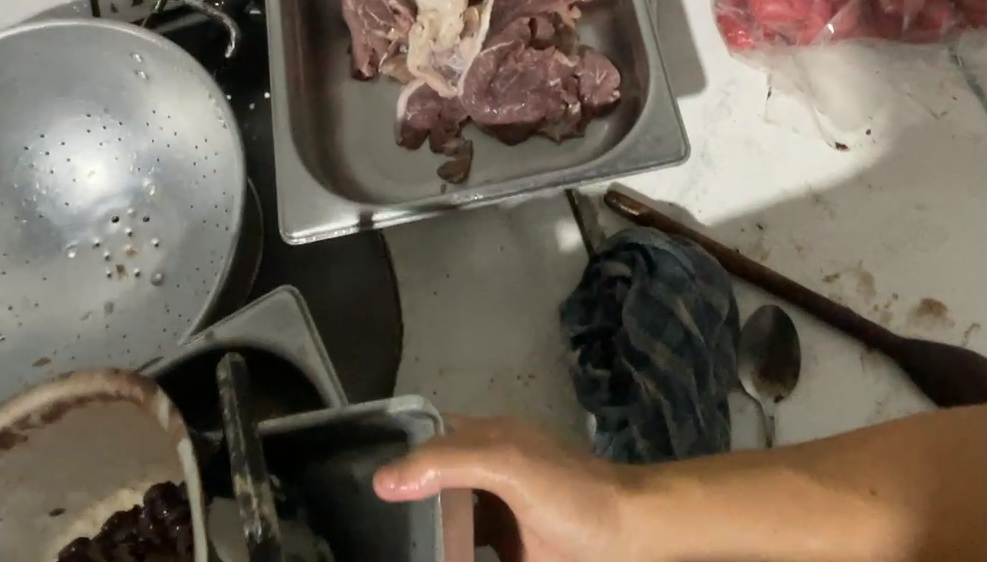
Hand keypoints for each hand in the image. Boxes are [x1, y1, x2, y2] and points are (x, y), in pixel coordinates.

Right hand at [373, 417, 637, 561]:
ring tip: (385, 548)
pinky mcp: (512, 551)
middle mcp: (489, 474)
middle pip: (435, 483)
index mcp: (488, 441)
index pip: (430, 436)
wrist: (631, 536)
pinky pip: (468, 550)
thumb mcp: (507, 464)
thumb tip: (383, 480)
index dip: (397, 451)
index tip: (354, 477)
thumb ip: (450, 463)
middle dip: (404, 502)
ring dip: (424, 537)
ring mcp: (501, 516)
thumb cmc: (569, 492)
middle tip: (362, 528)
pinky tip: (429, 558)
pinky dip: (448, 553)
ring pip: (450, 525)